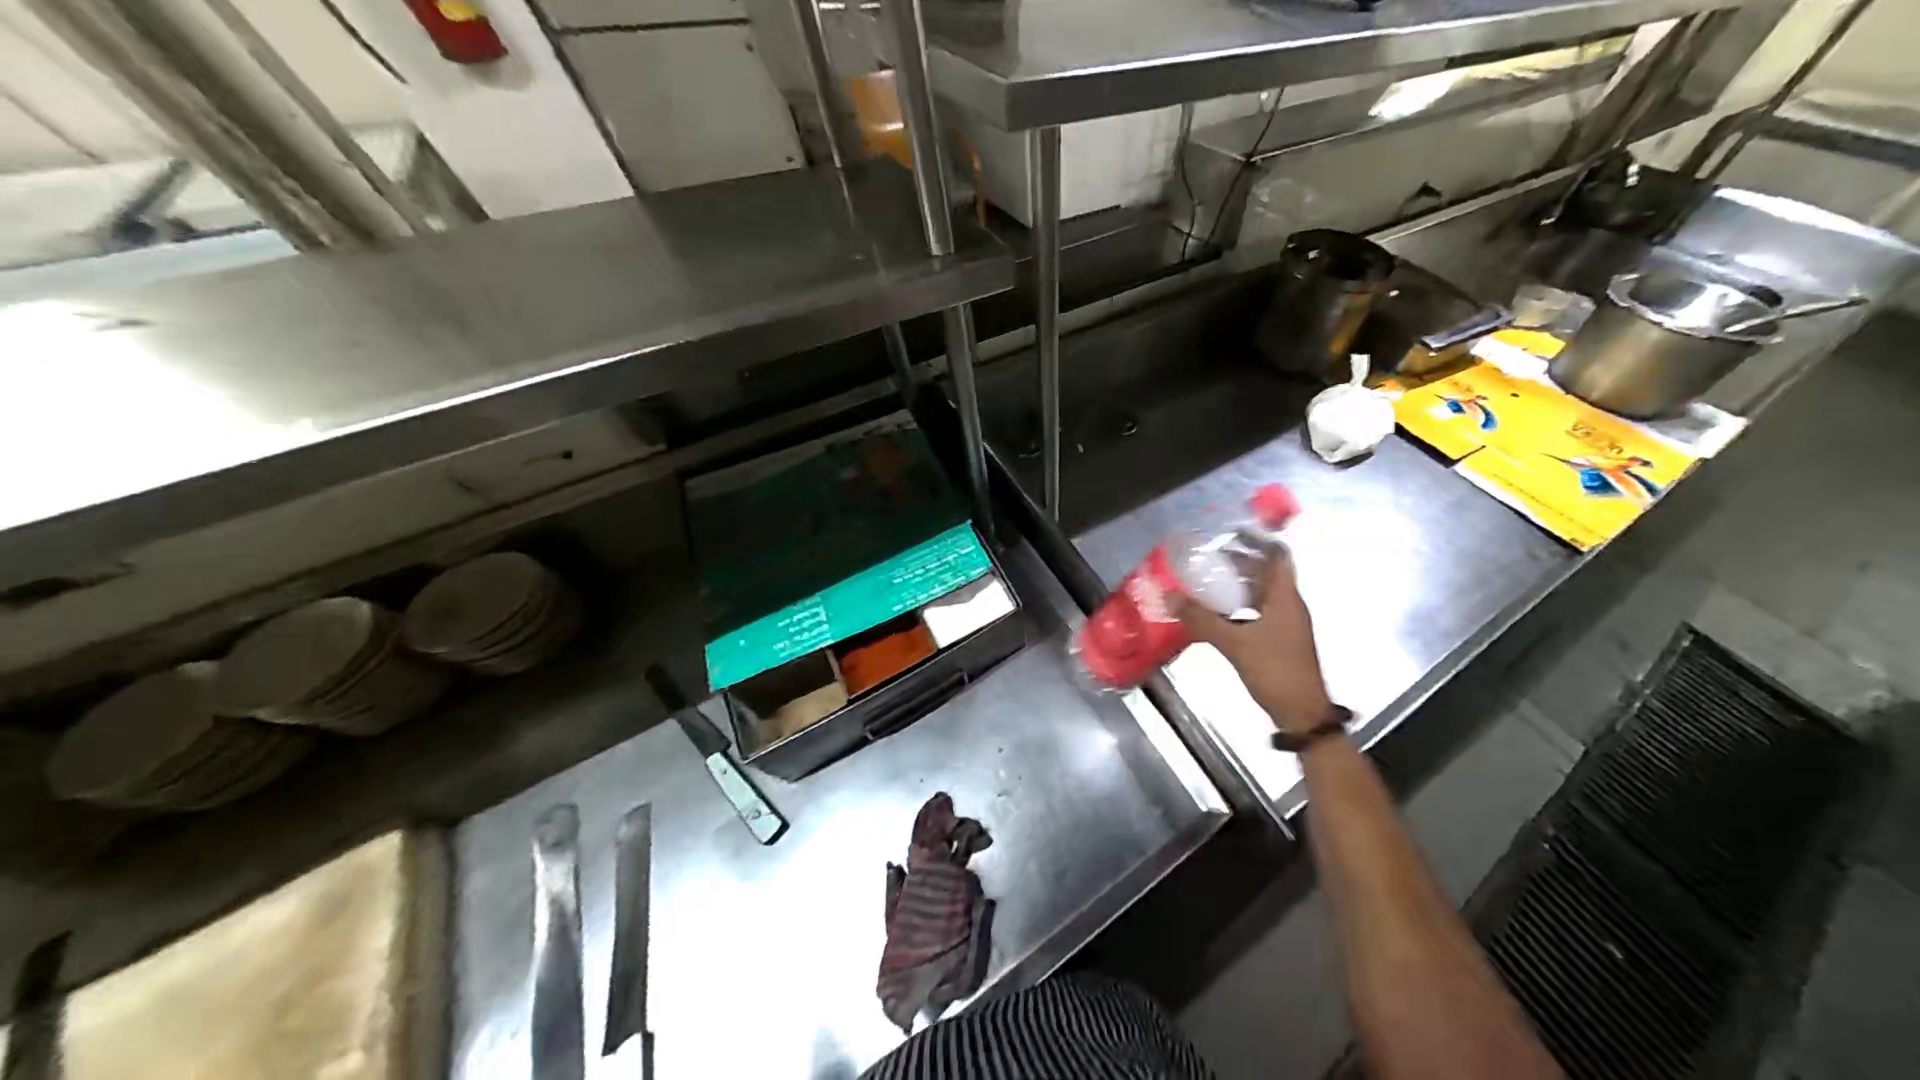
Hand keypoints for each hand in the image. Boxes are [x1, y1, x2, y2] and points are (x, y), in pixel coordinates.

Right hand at [1172, 547, 1335, 735]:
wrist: (1302, 712)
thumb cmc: (1274, 671)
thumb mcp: (1234, 643)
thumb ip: (1201, 619)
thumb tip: (1170, 597)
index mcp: (1285, 598)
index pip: (1277, 555)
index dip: (1257, 539)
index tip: (1230, 531)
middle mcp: (1289, 605)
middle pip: (1267, 571)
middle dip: (1239, 560)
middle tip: (1208, 556)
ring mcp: (1286, 623)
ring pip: (1262, 592)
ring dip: (1238, 583)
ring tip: (1208, 580)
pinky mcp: (1280, 638)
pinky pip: (1258, 610)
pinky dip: (1239, 605)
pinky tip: (1217, 612)